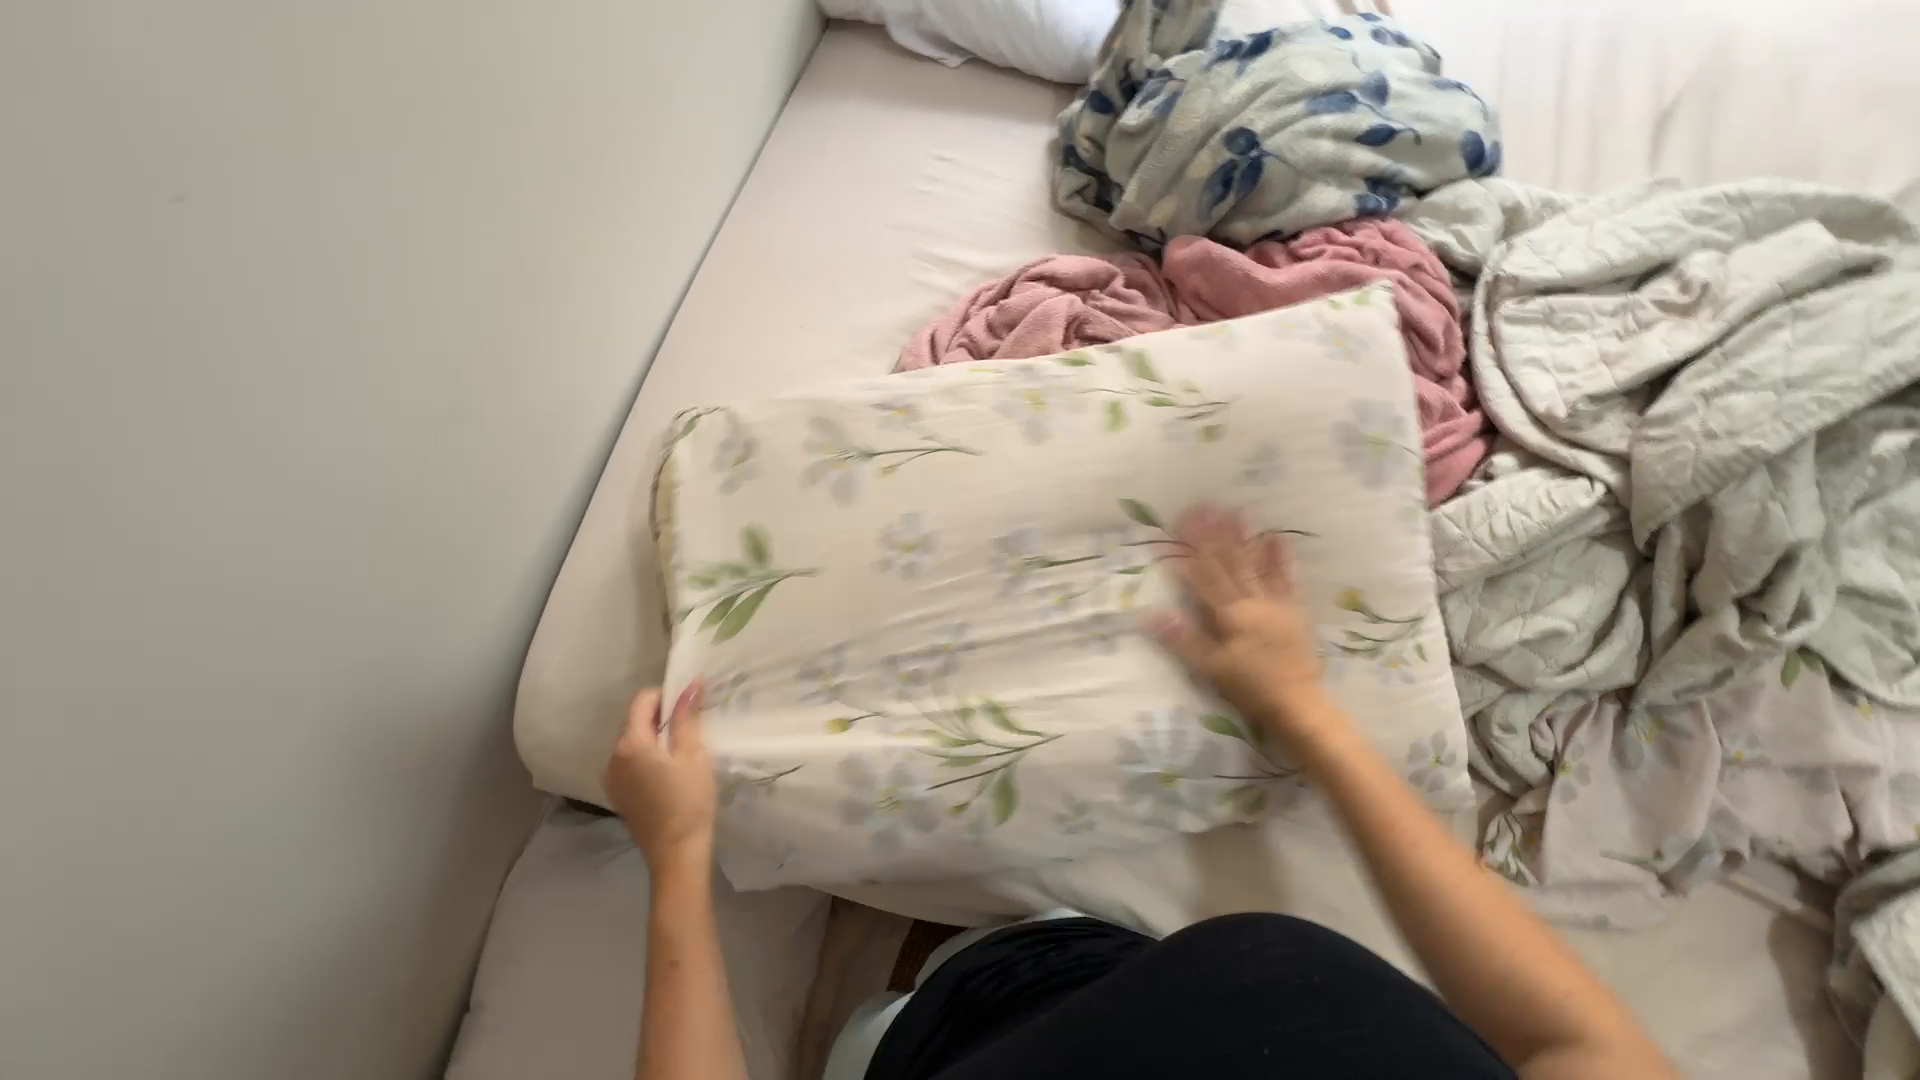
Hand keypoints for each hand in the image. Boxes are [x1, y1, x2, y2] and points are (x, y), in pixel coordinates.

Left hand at [602, 682, 716, 871]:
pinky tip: (670, 771)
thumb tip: (690, 684)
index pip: (642, 701)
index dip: (667, 695)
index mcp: (629, 744)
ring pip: (633, 742)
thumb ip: (687, 717)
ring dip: (656, 737)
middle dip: (662, 716)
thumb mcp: (693, 754)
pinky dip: (649, 756)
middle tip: (693, 725)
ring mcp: (612, 778)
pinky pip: (631, 762)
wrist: (676, 853)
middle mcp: (612, 757)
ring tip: (684, 749)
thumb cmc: (689, 800)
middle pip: (635, 721)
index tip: (691, 704)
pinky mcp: (618, 794)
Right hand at [1150, 506, 1342, 755]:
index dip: (1189, 550)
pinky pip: (1285, 580)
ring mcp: (1275, 604)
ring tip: (1236, 511)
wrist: (1298, 704)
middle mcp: (1251, 603)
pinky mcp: (1293, 612)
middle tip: (1204, 506)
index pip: (1204, 577)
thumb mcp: (1210, 668)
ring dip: (1243, 538)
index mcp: (1229, 615)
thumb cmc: (1250, 688)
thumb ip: (1183, 640)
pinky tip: (1277, 538)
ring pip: (1254, 566)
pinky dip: (1280, 559)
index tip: (1178, 525)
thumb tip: (1150, 615)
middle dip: (1214, 535)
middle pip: (1228, 564)